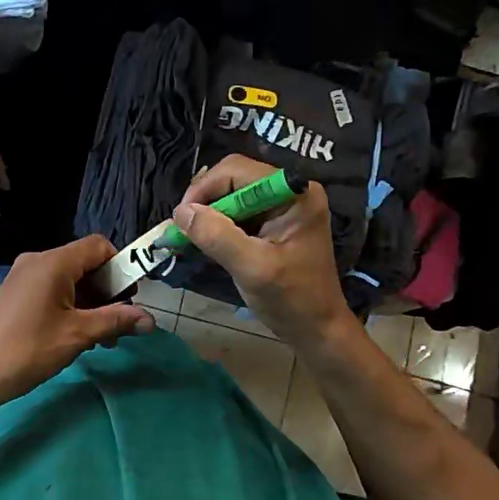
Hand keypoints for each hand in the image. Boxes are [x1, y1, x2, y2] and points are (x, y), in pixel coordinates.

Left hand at [0, 236, 154, 417]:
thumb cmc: (27, 350)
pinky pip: (50, 291)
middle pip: (84, 263)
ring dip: (89, 304)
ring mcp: (21, 278)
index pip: (98, 246)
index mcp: (53, 262)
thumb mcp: (77, 335)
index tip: (130, 297)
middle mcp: (36, 262)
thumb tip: (150, 319)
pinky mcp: (13, 295)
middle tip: (117, 325)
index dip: (119, 266)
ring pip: (68, 280)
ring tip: (99, 339)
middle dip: (107, 291)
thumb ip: (115, 321)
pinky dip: (68, 307)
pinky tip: (72, 337)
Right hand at [172, 155, 355, 341]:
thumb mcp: (253, 268)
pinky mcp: (274, 221)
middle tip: (184, 229)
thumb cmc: (292, 299)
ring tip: (191, 236)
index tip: (181, 219)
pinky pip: (238, 210)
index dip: (203, 189)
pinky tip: (206, 242)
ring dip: (209, 213)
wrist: (318, 329)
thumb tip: (180, 212)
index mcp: (294, 193)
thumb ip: (217, 236)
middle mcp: (290, 189)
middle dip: (204, 201)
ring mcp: (282, 205)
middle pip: (232, 177)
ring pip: (231, 193)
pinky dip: (218, 224)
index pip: (236, 170)